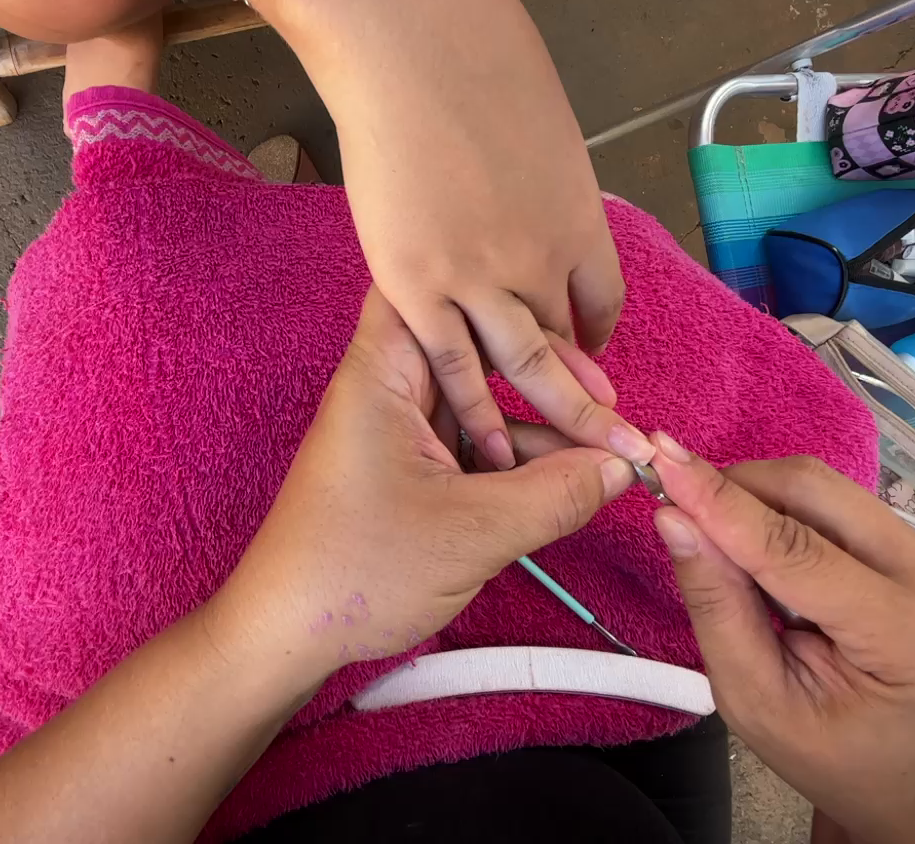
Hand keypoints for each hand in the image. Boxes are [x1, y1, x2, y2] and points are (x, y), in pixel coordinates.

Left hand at [210, 287, 636, 678]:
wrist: (290, 631)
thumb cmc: (358, 568)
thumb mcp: (472, 532)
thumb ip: (557, 495)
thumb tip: (623, 465)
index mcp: (384, 372)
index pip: (426, 288)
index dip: (484, 284)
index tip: (551, 294)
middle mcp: (391, 385)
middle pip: (472, 349)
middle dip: (541, 370)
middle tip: (607, 397)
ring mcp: (402, 424)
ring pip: (480, 399)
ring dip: (537, 424)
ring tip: (605, 452)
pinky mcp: (412, 462)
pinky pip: (474, 439)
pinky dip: (516, 458)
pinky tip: (565, 480)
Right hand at [338, 85, 643, 472]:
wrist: (408, 38)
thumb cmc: (477, 56)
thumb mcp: (539, 123)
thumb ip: (544, 183)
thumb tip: (534, 204)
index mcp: (576, 214)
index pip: (599, 296)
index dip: (594, 334)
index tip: (585, 350)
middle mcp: (539, 256)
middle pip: (567, 341)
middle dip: (588, 398)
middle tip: (610, 446)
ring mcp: (477, 273)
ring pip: (520, 364)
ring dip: (542, 416)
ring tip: (553, 462)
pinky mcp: (415, 283)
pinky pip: (453, 362)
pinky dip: (472, 408)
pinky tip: (480, 444)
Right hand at [645, 439, 914, 843]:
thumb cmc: (835, 760)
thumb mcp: (755, 702)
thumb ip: (716, 605)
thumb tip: (673, 518)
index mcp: (914, 644)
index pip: (795, 549)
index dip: (719, 501)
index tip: (657, 458)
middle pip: (815, 490)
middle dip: (735, 488)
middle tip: (683, 511)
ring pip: (822, 487)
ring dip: (756, 498)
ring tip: (728, 550)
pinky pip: (835, 501)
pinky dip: (781, 510)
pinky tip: (768, 555)